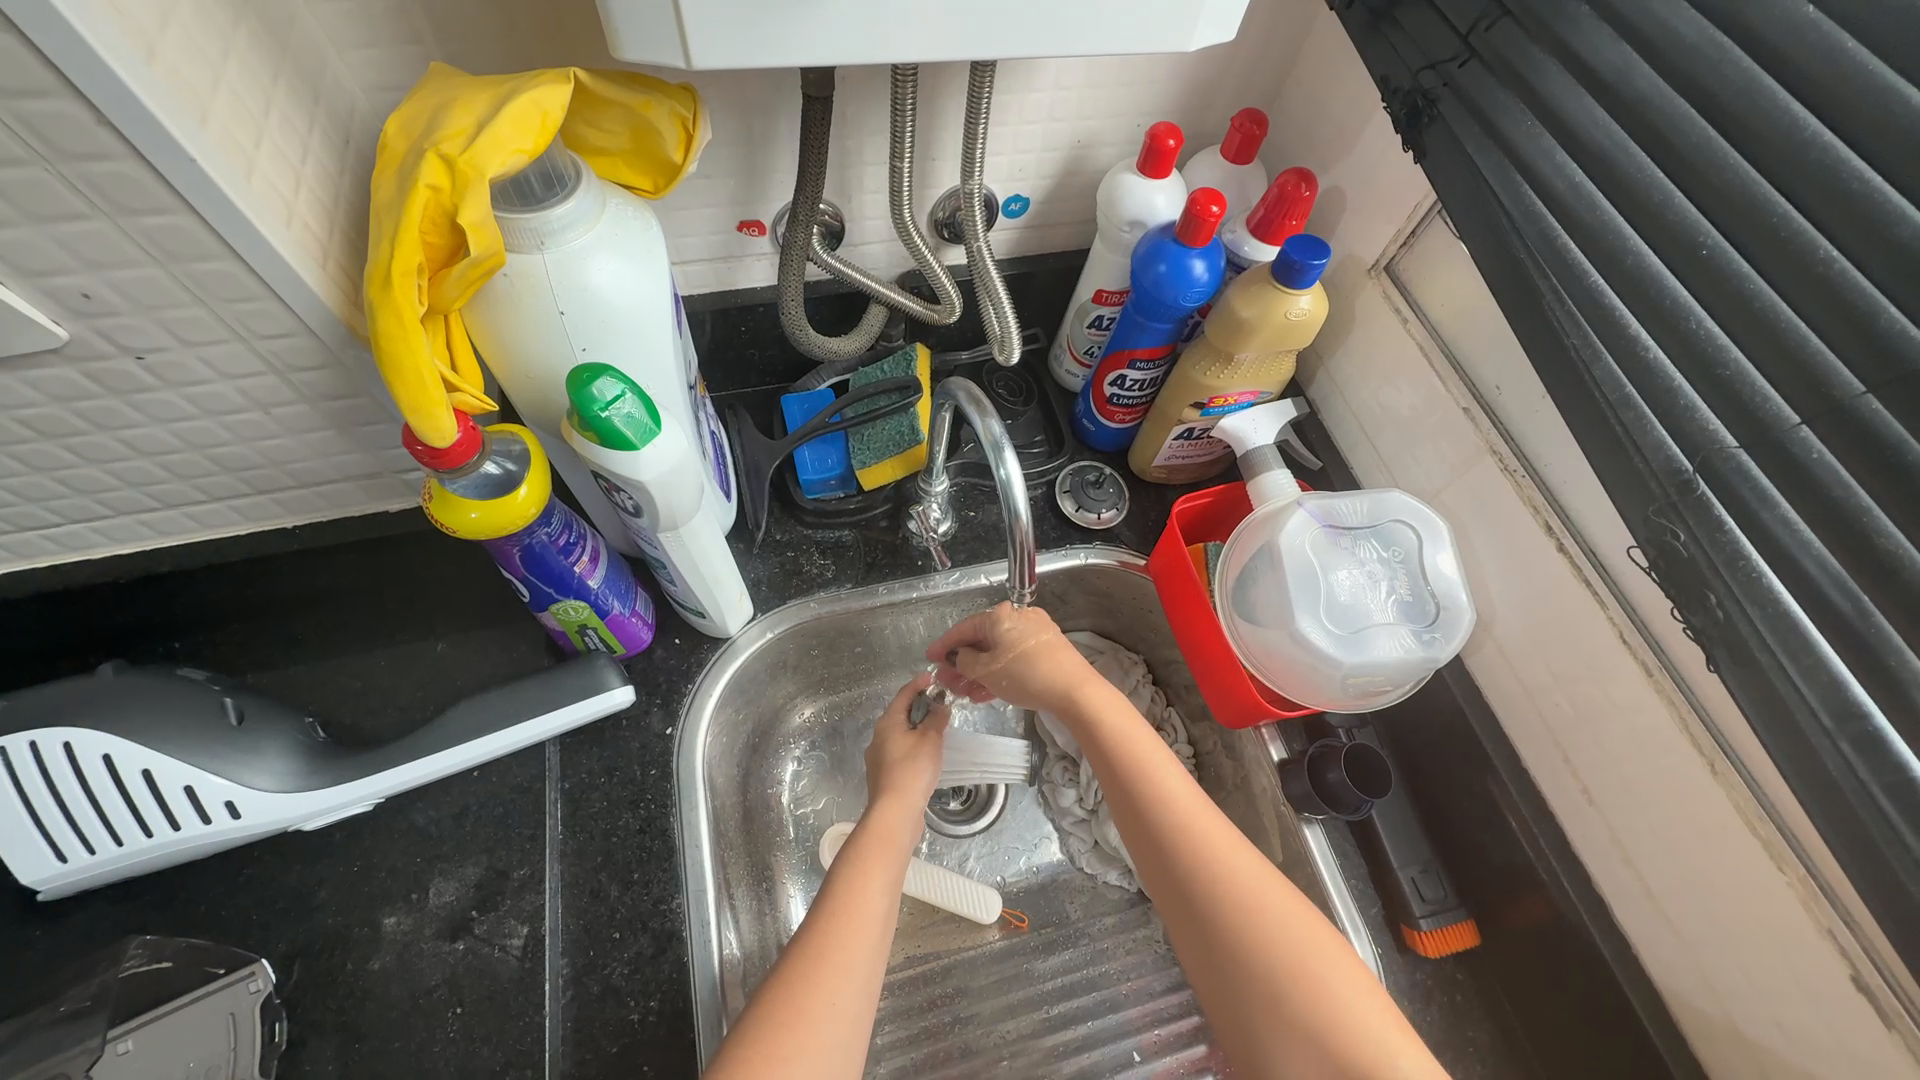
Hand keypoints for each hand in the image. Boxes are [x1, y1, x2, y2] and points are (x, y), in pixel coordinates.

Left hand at [864, 673, 949, 815]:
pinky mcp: (884, 775)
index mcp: (887, 723)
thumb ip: (936, 719)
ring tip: (936, 729)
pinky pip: (900, 752)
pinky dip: (913, 747)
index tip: (931, 677)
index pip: (903, 695)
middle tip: (939, 704)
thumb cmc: (912, 769)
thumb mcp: (930, 739)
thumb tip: (940, 705)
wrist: (895, 811)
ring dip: (916, 729)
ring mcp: (878, 758)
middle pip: (899, 714)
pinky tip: (926, 755)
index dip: (918, 684)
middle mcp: (878, 737)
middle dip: (918, 707)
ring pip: (899, 735)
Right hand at [925, 602, 1099, 713]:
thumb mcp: (986, 671)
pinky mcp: (1045, 650)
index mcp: (1000, 616)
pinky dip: (998, 673)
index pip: (963, 628)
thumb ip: (964, 662)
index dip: (944, 645)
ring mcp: (1033, 633)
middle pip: (981, 640)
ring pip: (997, 652)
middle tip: (947, 682)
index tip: (930, 658)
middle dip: (962, 664)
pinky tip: (986, 693)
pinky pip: (1013, 659)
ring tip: (965, 693)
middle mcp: (1017, 618)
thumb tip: (960, 657)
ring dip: (978, 672)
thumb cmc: (1026, 675)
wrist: (1074, 690)